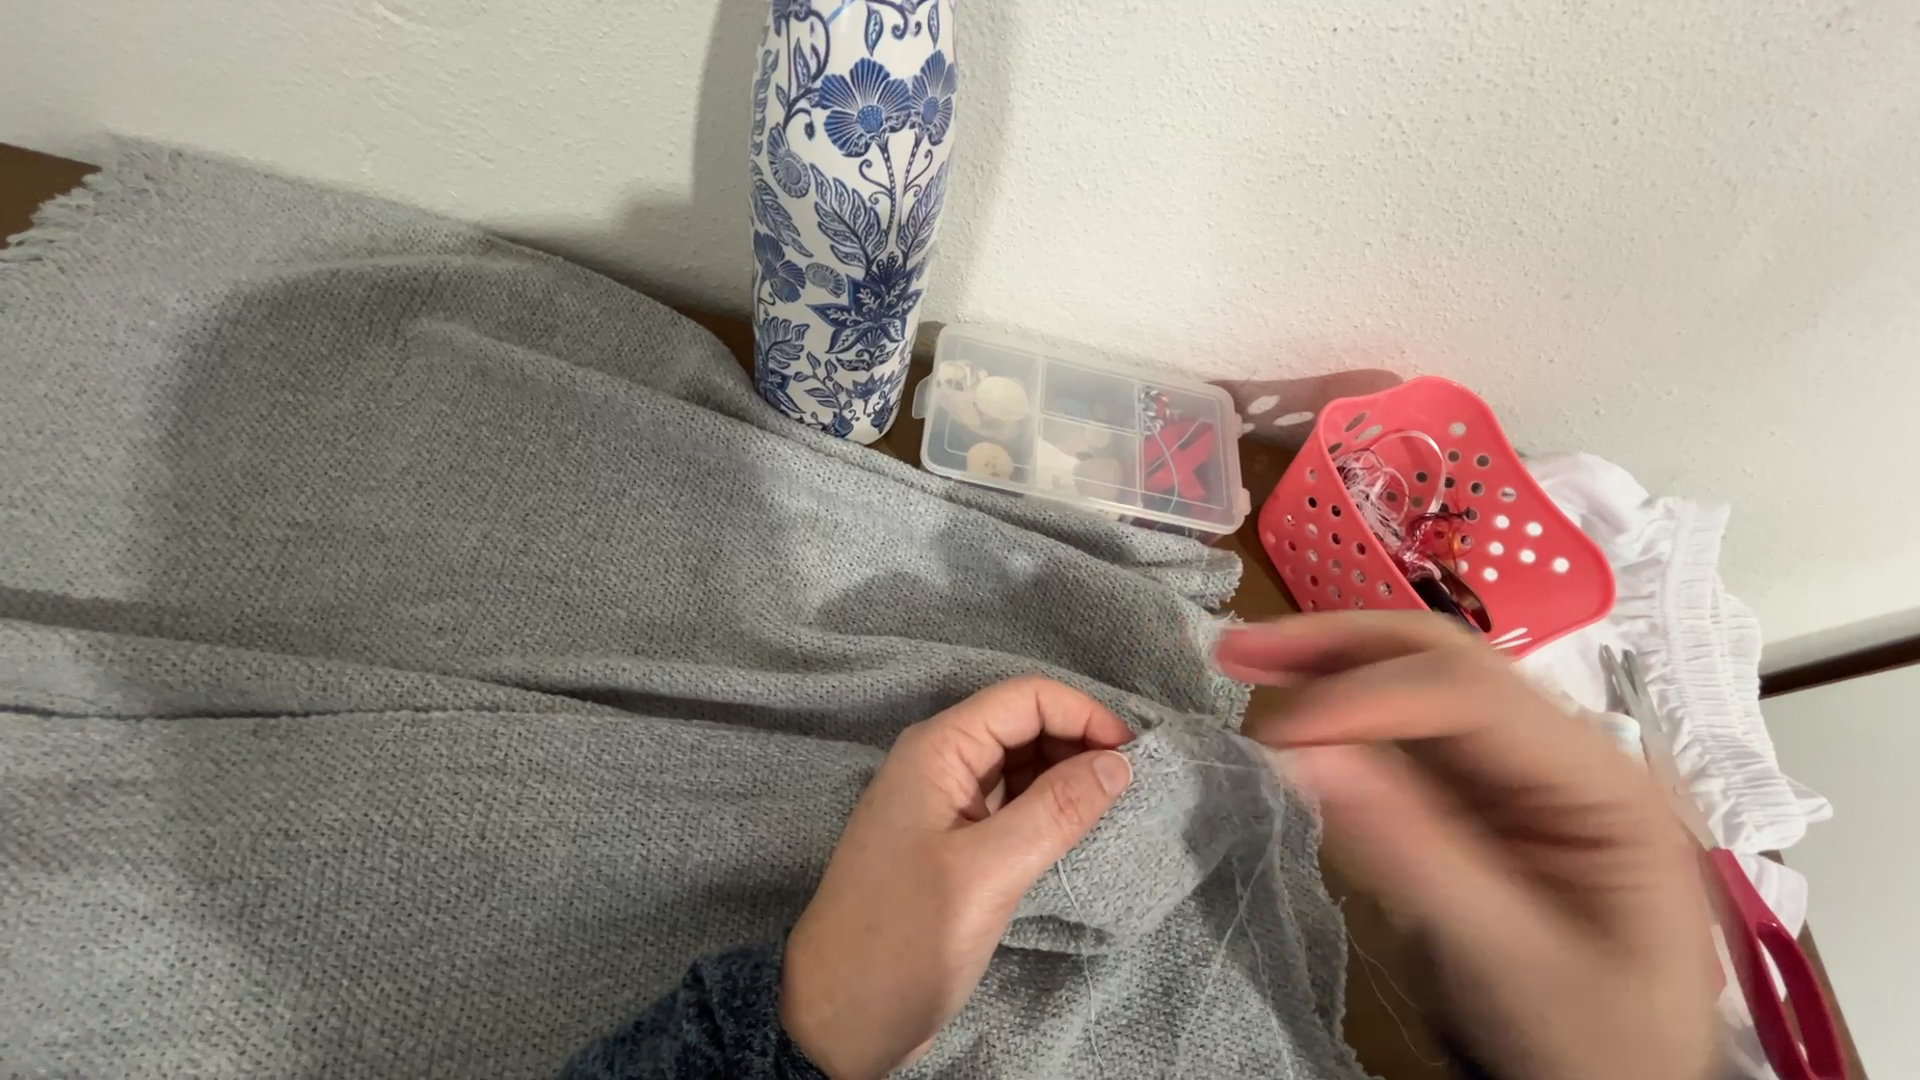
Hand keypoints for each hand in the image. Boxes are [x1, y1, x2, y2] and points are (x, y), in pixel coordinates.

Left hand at [780, 677, 1135, 1079]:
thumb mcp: (987, 873)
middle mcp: (943, 760)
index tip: (1134, 756)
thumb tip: (1120, 763)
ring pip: (1021, 762)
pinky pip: (1011, 800)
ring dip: (1067, 775)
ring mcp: (947, 799)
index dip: (1083, 714)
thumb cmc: (903, 938)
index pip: (1025, 699)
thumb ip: (1055, 810)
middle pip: (1024, 724)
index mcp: (940, 748)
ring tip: (1116, 806)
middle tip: (1132, 786)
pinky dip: (1048, 806)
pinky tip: (1079, 828)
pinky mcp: (955, 837)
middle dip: (1079, 742)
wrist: (837, 1017)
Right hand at [1219, 613, 1718, 1079]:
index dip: (1367, 697)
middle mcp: (1553, 745)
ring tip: (1239, 654)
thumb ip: (1412, 853)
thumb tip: (1303, 754)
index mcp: (1599, 781)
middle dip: (1333, 645)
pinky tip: (1278, 693)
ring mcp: (1504, 756)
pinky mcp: (1461, 776)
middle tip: (1240, 649)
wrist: (1601, 1076)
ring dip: (1319, 658)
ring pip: (1404, 670)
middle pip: (1437, 657)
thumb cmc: (1584, 1034)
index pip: (1472, 695)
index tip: (1280, 731)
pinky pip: (1386, 718)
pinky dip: (1325, 698)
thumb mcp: (1509, 962)